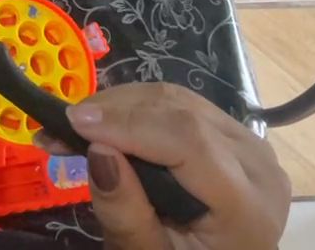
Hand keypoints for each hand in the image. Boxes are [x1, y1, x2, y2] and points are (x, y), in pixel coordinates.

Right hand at [42, 82, 289, 249]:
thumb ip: (127, 215)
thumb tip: (98, 150)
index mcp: (250, 204)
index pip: (187, 140)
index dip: (126, 124)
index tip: (71, 122)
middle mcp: (257, 161)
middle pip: (177, 112)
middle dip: (112, 111)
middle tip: (58, 126)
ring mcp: (246, 140)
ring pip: (172, 98)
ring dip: (117, 105)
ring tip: (74, 126)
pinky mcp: (229, 130)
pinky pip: (175, 103)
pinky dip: (133, 107)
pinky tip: (103, 122)